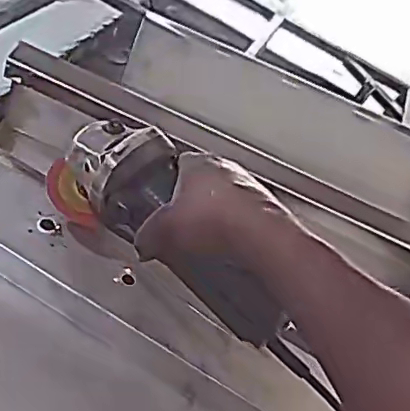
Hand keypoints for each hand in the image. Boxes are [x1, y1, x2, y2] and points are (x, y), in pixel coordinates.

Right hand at [135, 153, 297, 268]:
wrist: (258, 238)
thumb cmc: (216, 220)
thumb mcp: (162, 231)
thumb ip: (146, 236)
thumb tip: (143, 242)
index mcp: (199, 161)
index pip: (176, 165)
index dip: (165, 184)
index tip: (161, 201)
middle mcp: (227, 168)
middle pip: (202, 184)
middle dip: (191, 205)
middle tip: (180, 228)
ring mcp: (250, 188)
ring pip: (225, 201)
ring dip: (215, 219)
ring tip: (204, 243)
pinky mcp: (266, 211)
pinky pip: (244, 220)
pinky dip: (234, 233)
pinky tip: (225, 249)